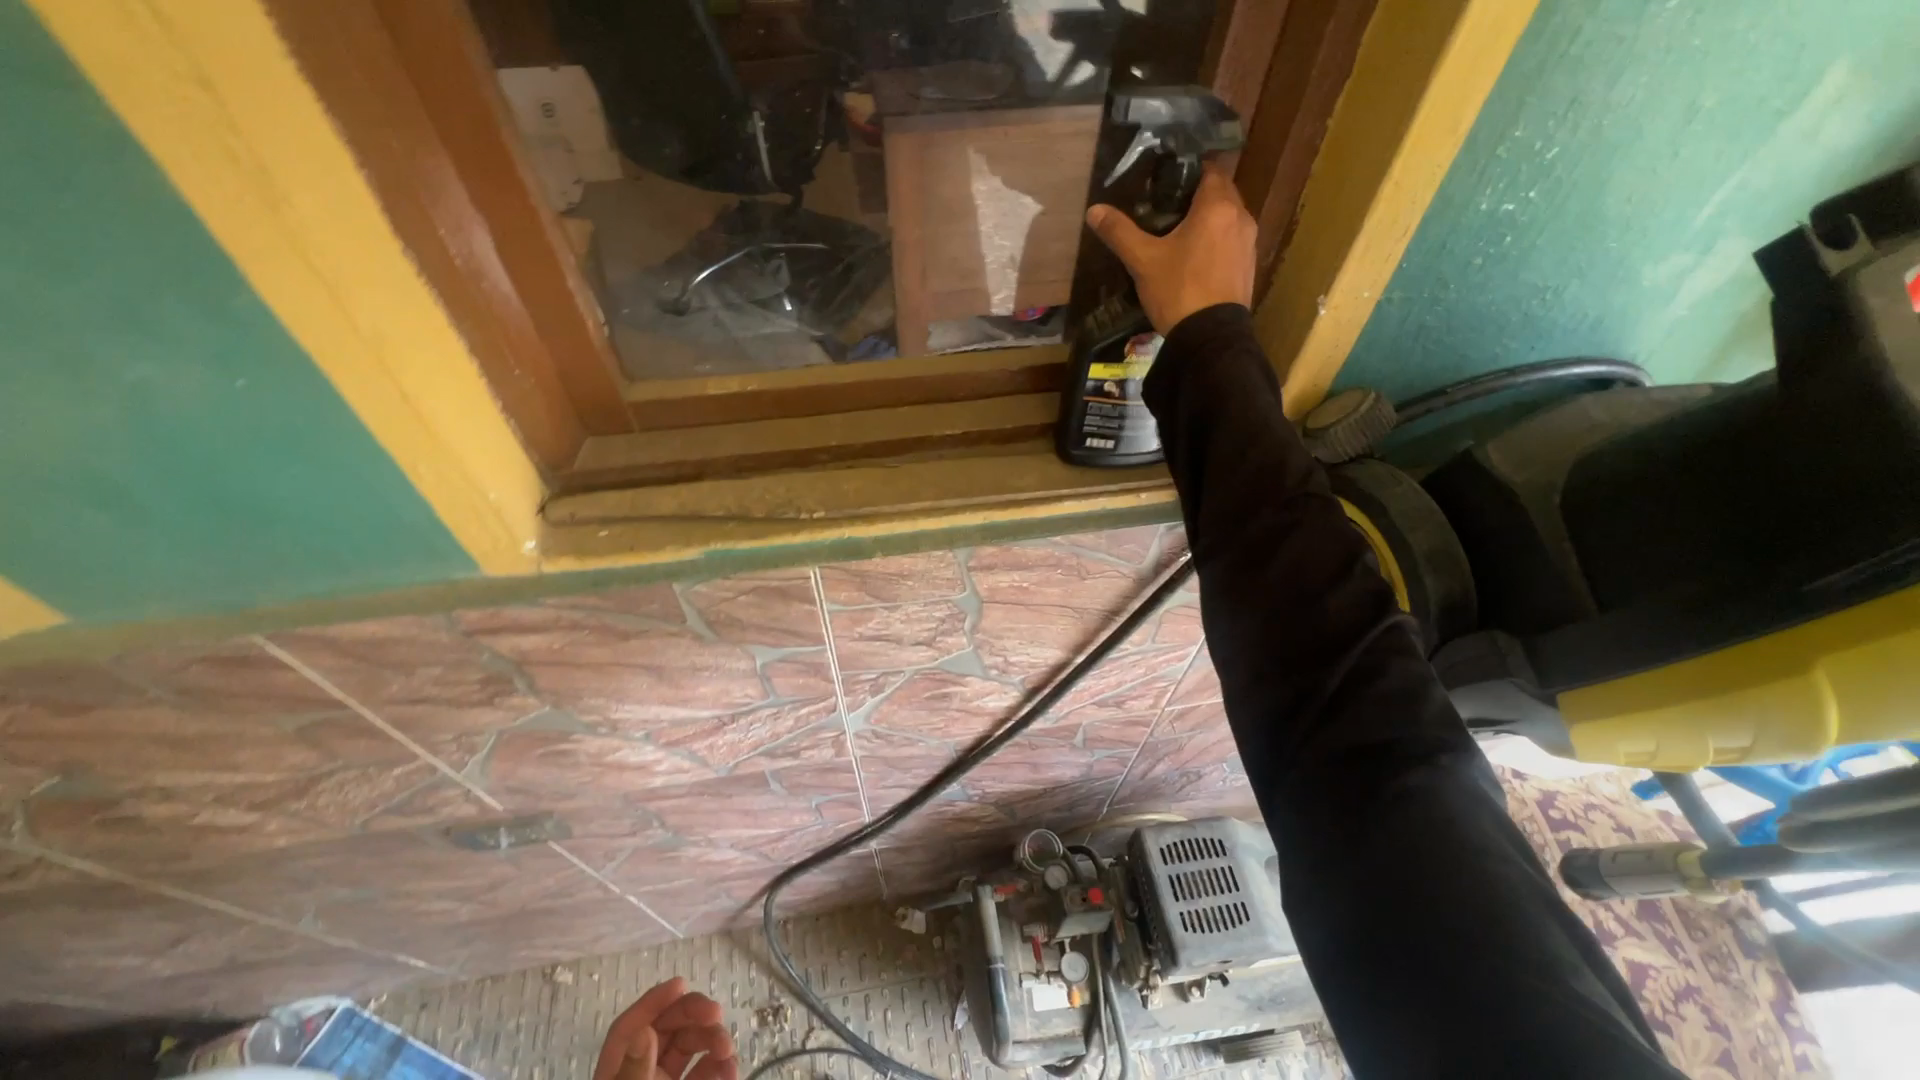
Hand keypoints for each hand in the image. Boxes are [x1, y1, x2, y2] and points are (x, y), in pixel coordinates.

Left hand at [592, 977, 737, 1079]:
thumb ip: (635, 1069)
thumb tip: (644, 1031)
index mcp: (617, 1068)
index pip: (631, 1025)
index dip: (654, 1001)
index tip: (681, 983)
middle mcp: (642, 1068)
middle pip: (667, 1028)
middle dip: (694, 1014)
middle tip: (716, 1012)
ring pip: (690, 1046)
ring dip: (713, 1040)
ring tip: (728, 1049)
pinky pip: (704, 1072)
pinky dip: (720, 1066)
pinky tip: (731, 1070)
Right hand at [1085, 163, 1257, 334]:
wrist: (1210, 337)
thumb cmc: (1178, 290)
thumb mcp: (1143, 261)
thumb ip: (1119, 232)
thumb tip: (1093, 211)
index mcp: (1217, 207)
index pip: (1210, 170)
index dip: (1190, 171)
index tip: (1168, 181)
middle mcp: (1240, 217)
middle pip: (1221, 193)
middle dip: (1198, 196)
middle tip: (1169, 208)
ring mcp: (1249, 243)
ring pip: (1228, 219)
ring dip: (1209, 220)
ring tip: (1180, 234)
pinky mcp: (1249, 267)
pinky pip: (1233, 242)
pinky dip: (1217, 242)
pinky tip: (1196, 259)